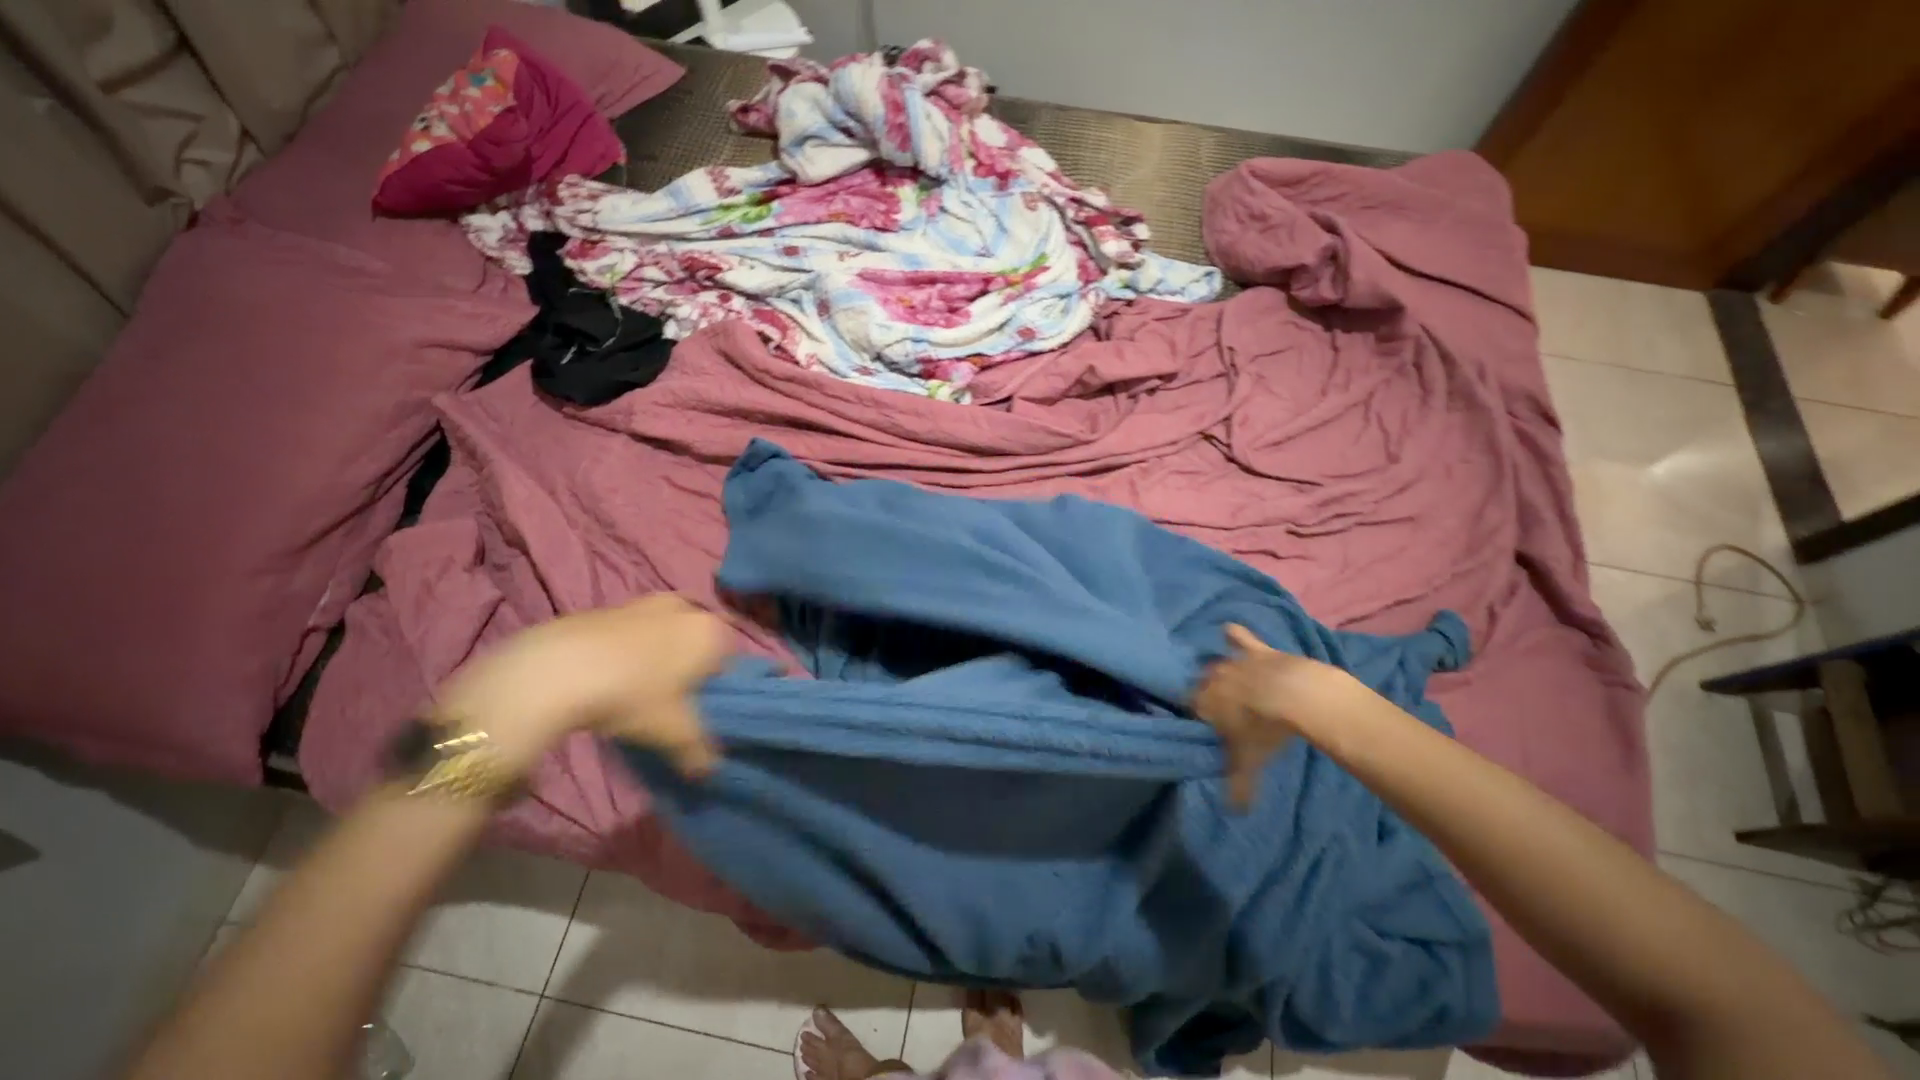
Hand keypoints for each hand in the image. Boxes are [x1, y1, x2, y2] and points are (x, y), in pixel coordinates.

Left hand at [435, 595, 729, 779]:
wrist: (556, 669)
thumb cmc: (633, 696)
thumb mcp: (674, 734)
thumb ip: (699, 753)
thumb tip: (709, 772)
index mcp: (712, 632)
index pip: (733, 660)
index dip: (721, 688)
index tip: (703, 710)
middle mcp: (686, 607)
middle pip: (701, 640)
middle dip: (692, 665)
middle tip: (675, 699)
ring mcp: (646, 601)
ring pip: (668, 630)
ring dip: (661, 653)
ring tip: (642, 688)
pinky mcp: (610, 605)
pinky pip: (635, 628)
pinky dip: (631, 647)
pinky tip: (612, 675)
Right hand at [1192, 624, 1352, 808]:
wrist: (1295, 694)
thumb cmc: (1265, 729)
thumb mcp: (1250, 761)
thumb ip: (1239, 785)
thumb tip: (1237, 811)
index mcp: (1202, 702)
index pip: (1191, 706)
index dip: (1199, 714)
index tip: (1207, 724)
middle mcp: (1210, 678)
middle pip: (1202, 682)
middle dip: (1208, 691)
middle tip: (1222, 705)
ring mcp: (1232, 660)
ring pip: (1215, 660)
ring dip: (1219, 667)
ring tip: (1228, 677)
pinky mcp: (1255, 648)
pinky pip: (1238, 636)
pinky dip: (1234, 636)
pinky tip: (1231, 634)